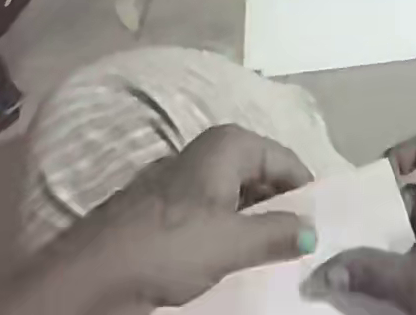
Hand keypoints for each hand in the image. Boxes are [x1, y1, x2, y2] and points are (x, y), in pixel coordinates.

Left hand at [25, 125, 316, 312]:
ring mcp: (187, 173)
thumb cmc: (170, 245)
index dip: (306, 190)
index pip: (284, 159)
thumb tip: (313, 230)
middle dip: (282, 204)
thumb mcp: (231, 242)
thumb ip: (276, 233)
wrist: (92, 273)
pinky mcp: (169, 201)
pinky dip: (231, 226)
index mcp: (230, 143)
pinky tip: (236, 253)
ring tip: (274, 251)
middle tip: (303, 242)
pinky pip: (215, 206)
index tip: (323, 223)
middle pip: (262, 172)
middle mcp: (211, 148)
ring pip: (238, 191)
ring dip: (257, 218)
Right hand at [306, 137, 415, 314]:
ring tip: (350, 250)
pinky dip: (398, 256)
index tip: (364, 187)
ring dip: (385, 237)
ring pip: (411, 222)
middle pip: (410, 190)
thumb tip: (320, 270)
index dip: (391, 159)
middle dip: (378, 208)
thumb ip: (369, 270)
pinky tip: (373, 273)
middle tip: (344, 224)